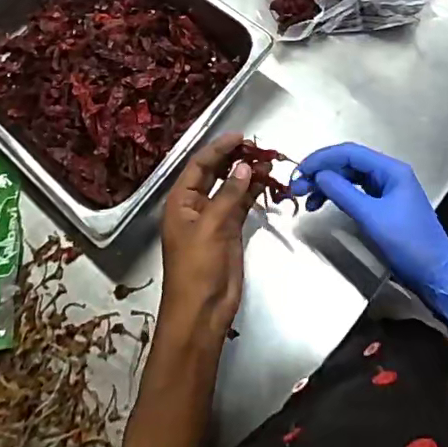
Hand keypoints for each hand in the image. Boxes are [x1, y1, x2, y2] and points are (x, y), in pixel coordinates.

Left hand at [159, 133, 259, 347]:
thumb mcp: (211, 226)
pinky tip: (265, 182)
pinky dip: (252, 194)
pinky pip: (240, 205)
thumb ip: (228, 195)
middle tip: (257, 147)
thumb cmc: (197, 266)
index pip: (199, 164)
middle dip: (233, 159)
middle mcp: (195, 204)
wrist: (202, 310)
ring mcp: (213, 218)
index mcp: (180, 200)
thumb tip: (244, 166)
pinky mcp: (229, 232)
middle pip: (214, 173)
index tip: (240, 136)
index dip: (218, 148)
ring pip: (230, 189)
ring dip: (246, 175)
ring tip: (267, 160)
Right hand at [292, 142, 447, 333]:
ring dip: (325, 185)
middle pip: (346, 162)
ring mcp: (386, 189)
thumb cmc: (409, 245)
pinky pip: (353, 192)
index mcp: (390, 170)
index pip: (348, 153)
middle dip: (320, 171)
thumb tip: (317, 175)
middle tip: (297, 186)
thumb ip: (342, 192)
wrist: (439, 277)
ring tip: (305, 199)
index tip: (299, 172)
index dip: (320, 159)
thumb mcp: (372, 217)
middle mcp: (388, 174)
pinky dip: (335, 196)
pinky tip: (321, 205)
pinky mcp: (383, 205)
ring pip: (347, 177)